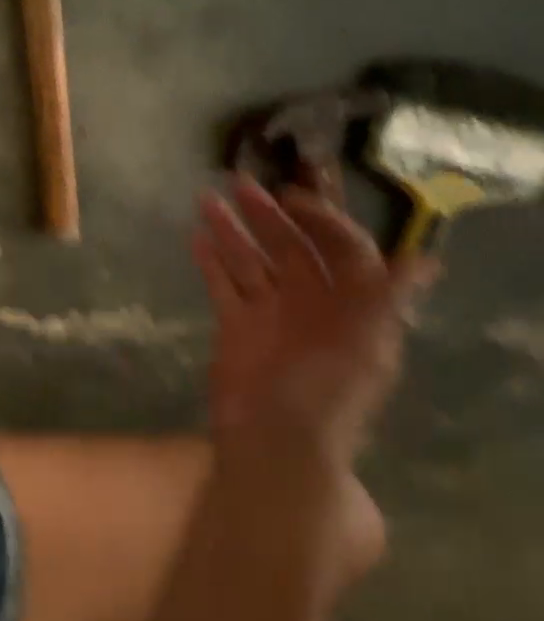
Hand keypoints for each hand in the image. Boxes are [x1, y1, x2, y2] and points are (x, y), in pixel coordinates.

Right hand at [193, 169, 426, 461]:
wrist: (274, 438)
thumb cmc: (325, 395)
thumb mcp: (366, 348)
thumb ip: (385, 302)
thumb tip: (425, 260)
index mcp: (354, 305)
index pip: (343, 250)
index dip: (321, 222)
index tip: (289, 199)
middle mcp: (314, 302)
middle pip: (291, 248)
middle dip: (267, 215)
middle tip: (237, 183)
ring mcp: (271, 313)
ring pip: (251, 260)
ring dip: (231, 230)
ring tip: (206, 200)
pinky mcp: (236, 325)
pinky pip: (224, 284)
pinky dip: (211, 261)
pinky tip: (195, 237)